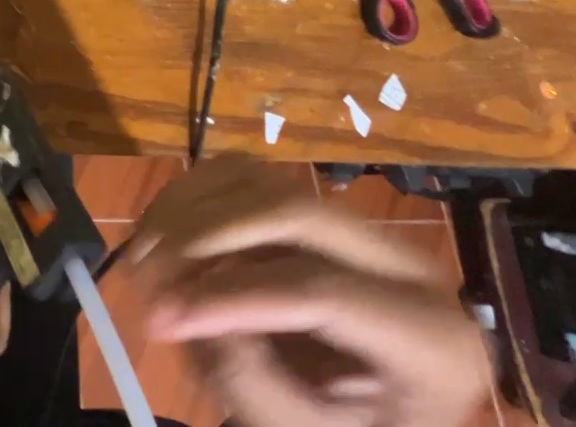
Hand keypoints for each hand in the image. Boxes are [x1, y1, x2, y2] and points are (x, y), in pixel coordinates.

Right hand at [130, 157, 490, 426]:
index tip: (159, 319)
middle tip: (145, 272)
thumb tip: (183, 308)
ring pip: (257, 181)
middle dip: (203, 233)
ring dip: (186, 209)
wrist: (360, 419)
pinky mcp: (312, 208)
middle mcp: (407, 268)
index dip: (230, 297)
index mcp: (432, 341)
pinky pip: (239, 174)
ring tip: (142, 256)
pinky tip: (159, 234)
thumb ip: (248, 380)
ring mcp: (357, 227)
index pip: (321, 292)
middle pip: (293, 211)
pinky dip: (188, 195)